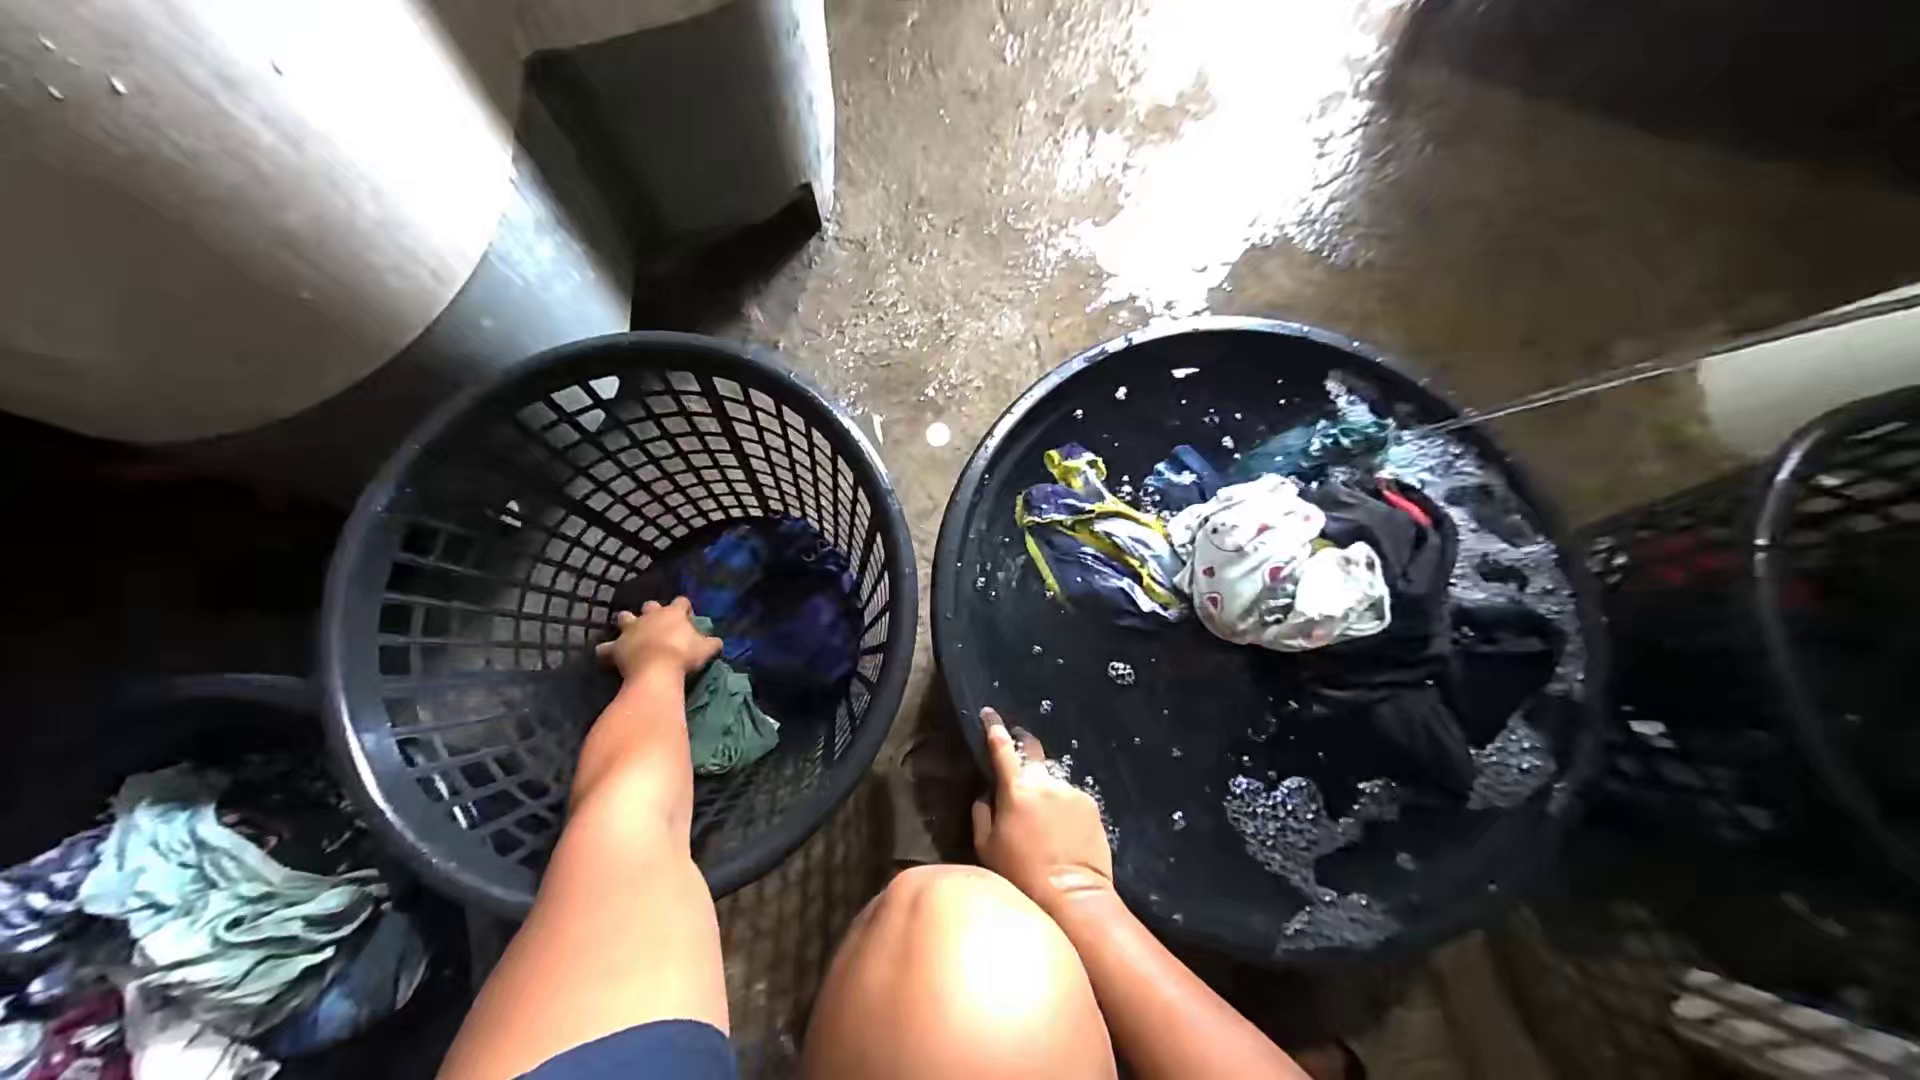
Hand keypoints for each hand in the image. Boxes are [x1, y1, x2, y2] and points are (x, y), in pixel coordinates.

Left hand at [594, 598, 721, 679]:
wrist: (657, 671)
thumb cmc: (683, 655)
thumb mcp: (707, 649)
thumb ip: (712, 643)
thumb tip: (717, 642)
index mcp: (673, 613)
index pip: (681, 601)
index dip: (685, 608)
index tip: (688, 619)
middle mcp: (650, 616)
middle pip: (650, 605)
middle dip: (653, 612)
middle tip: (660, 626)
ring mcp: (631, 630)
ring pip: (624, 617)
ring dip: (627, 622)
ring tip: (632, 632)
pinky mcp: (616, 647)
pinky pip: (605, 648)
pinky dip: (606, 651)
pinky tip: (610, 655)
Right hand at [971, 707, 1114, 913]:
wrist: (1072, 896)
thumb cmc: (1020, 873)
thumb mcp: (986, 846)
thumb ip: (982, 812)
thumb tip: (987, 793)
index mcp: (1015, 789)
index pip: (1001, 747)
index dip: (993, 726)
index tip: (989, 713)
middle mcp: (1045, 781)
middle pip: (1032, 749)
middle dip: (1022, 744)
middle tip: (1016, 752)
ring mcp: (1071, 790)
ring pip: (1051, 778)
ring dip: (1043, 786)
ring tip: (1042, 814)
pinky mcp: (1090, 803)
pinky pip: (1069, 796)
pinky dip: (1062, 804)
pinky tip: (1061, 827)